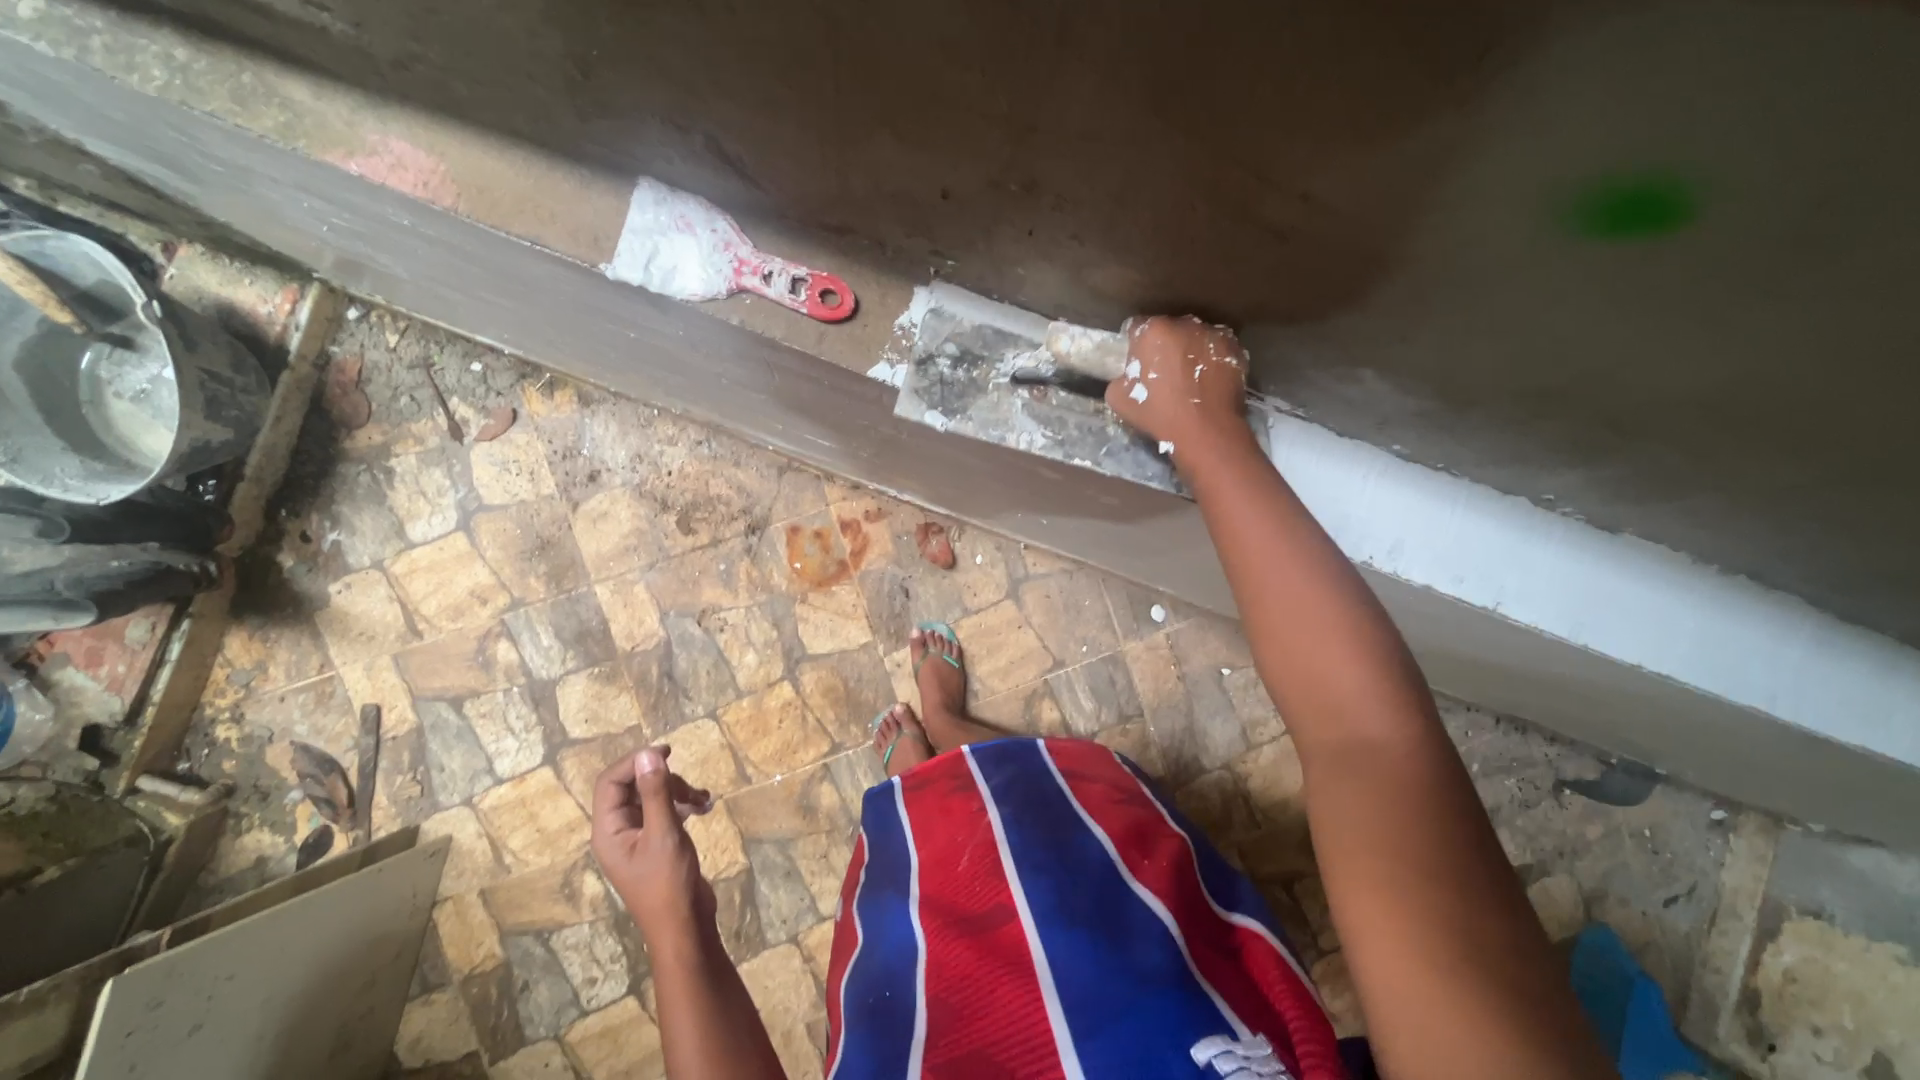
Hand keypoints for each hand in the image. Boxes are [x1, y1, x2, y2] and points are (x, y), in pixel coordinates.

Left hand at [590, 746, 714, 944]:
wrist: (685, 927)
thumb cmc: (668, 883)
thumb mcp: (664, 833)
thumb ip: (655, 792)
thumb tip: (648, 754)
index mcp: (607, 830)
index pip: (611, 781)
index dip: (636, 761)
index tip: (668, 751)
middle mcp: (617, 831)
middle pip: (632, 787)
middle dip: (664, 780)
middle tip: (691, 789)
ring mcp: (637, 839)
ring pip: (652, 798)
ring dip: (678, 792)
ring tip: (704, 800)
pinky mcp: (656, 844)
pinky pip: (665, 812)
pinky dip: (683, 805)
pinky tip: (704, 808)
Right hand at [1105, 314, 1249, 459]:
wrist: (1206, 431)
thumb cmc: (1159, 415)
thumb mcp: (1118, 399)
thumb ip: (1119, 378)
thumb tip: (1126, 376)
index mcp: (1152, 331)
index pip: (1136, 327)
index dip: (1135, 345)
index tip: (1137, 362)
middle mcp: (1184, 323)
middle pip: (1168, 329)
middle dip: (1164, 345)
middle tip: (1164, 371)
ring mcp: (1213, 334)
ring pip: (1195, 336)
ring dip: (1189, 349)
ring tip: (1190, 377)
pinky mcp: (1235, 348)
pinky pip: (1217, 348)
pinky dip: (1212, 358)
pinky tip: (1209, 379)